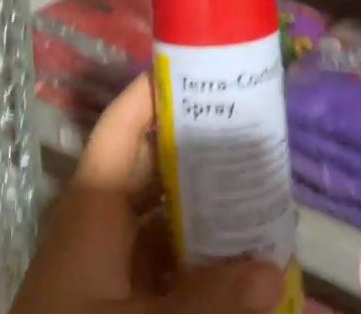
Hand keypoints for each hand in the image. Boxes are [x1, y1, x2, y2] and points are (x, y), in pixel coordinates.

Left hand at [10, 76, 288, 313]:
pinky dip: (192, 259)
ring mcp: (99, 268)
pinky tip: (234, 267)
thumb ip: (209, 298)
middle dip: (198, 153)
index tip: (202, 70)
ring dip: (201, 210)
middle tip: (255, 136)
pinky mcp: (107, 301)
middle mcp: (94, 225)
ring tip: (257, 195)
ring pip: (156, 219)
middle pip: (149, 169)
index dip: (154, 93)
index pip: (122, 128)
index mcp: (92, 208)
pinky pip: (157, 264)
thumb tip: (269, 265)